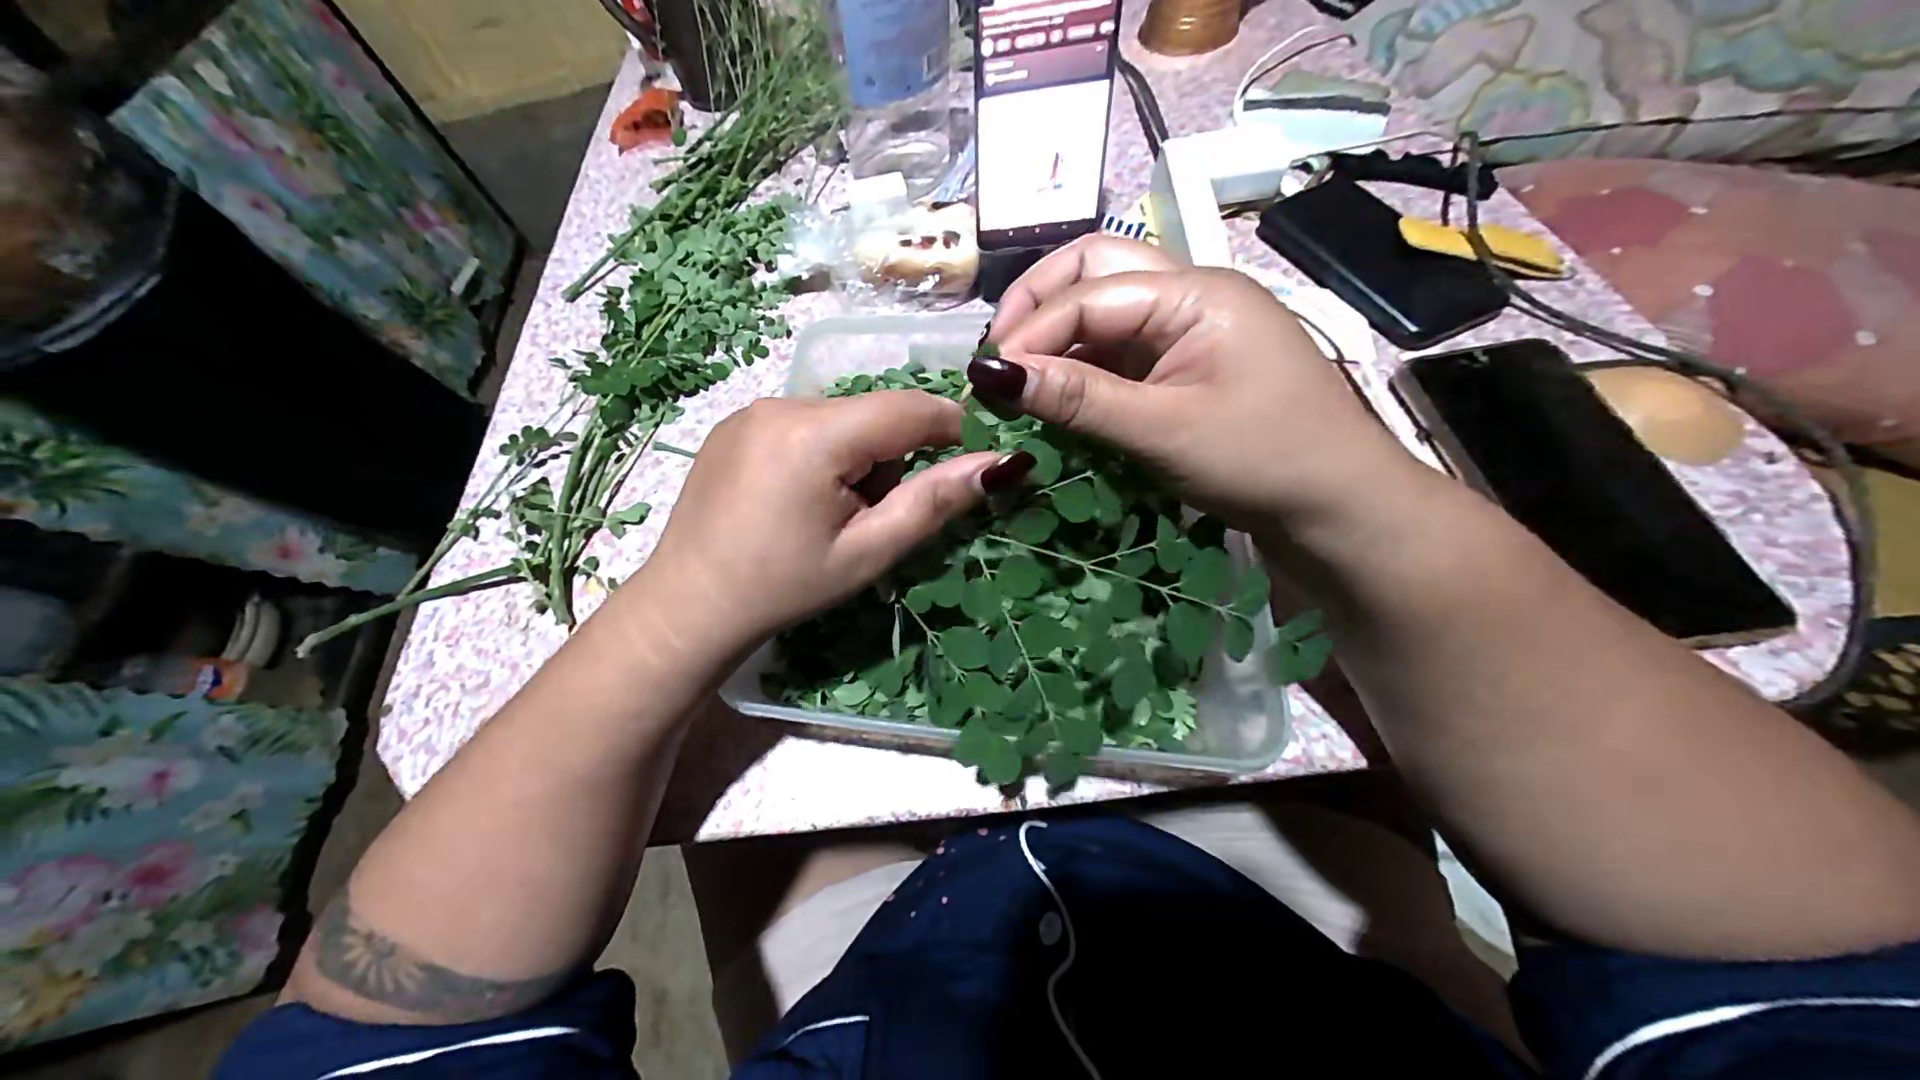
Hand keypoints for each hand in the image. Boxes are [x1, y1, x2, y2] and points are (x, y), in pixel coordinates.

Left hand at [628, 392, 1020, 658]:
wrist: (688, 606)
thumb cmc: (784, 588)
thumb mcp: (868, 552)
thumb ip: (934, 501)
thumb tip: (1002, 463)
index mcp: (814, 434)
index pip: (909, 408)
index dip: (951, 429)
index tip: (968, 465)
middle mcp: (781, 403)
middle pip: (874, 412)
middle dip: (897, 453)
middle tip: (880, 512)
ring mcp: (752, 409)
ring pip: (842, 417)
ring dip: (862, 453)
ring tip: (837, 511)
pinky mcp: (736, 423)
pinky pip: (806, 422)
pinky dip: (826, 450)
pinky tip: (803, 499)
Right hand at [978, 236, 1417, 537]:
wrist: (1338, 506)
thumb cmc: (1263, 460)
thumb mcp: (1163, 430)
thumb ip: (1078, 398)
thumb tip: (990, 375)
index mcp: (1195, 291)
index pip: (1089, 293)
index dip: (1031, 333)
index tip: (987, 382)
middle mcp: (1190, 293)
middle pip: (1095, 269)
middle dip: (1038, 305)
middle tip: (999, 356)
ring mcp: (1189, 328)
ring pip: (1104, 308)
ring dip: (1057, 336)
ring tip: (1019, 378)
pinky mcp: (1185, 364)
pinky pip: (1120, 348)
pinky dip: (1082, 365)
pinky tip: (1059, 394)